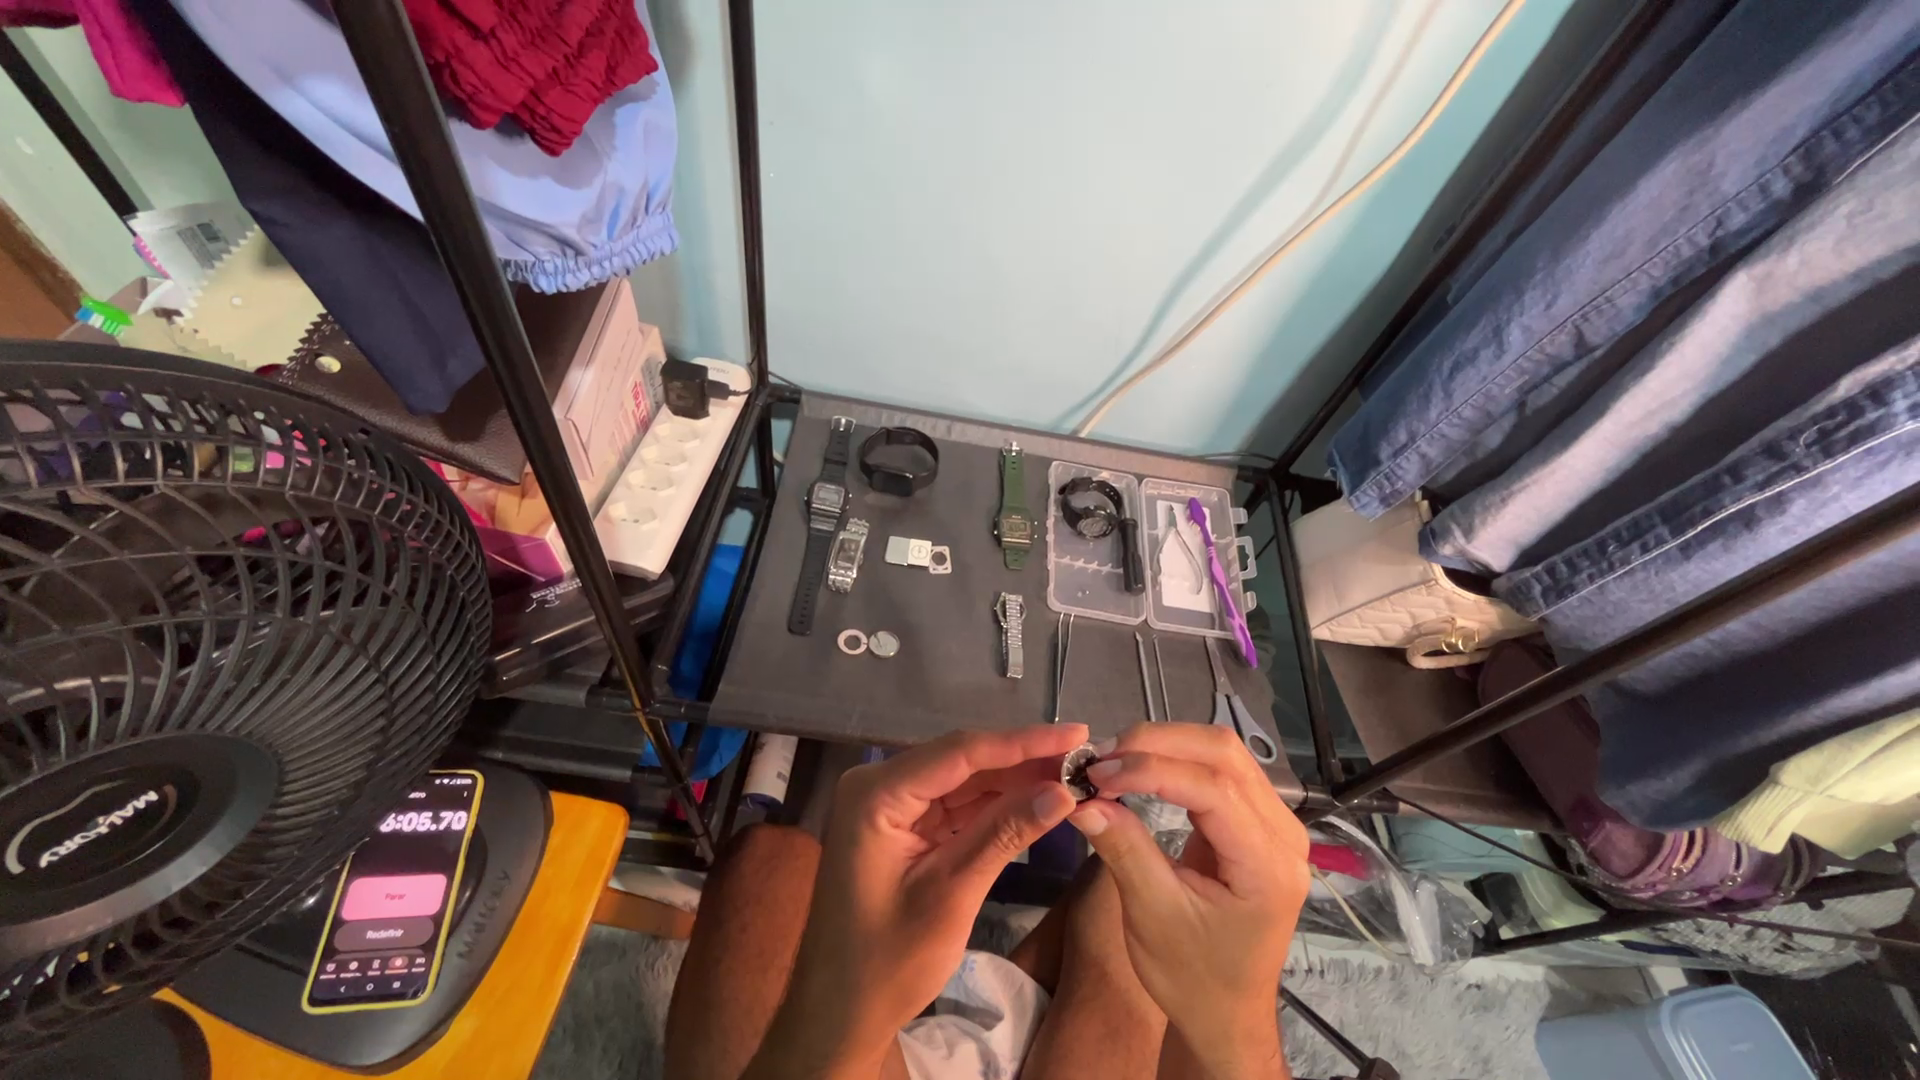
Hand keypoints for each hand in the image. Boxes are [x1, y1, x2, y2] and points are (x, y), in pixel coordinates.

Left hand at [746, 724, 1087, 1077]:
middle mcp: (880, 785)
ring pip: (965, 780)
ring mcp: (892, 805)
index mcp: (877, 794)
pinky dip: (997, 805)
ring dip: (1016, 780)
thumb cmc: (887, 961)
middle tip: (1084, 756)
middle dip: (1024, 759)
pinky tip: (1038, 798)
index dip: (1023, 742)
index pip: (961, 753)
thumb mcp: (951, 894)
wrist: (840, 1011)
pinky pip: (957, 804)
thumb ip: (1004, 834)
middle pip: (964, 760)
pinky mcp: (905, 826)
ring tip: (1072, 773)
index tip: (1076, 734)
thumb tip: (1063, 792)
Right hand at [1065, 723, 1308, 1076]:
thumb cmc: (1192, 975)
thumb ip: (1123, 848)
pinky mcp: (1254, 819)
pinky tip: (1136, 766)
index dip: (1151, 770)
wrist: (1224, 1011)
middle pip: (1223, 754)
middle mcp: (1284, 833)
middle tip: (1098, 759)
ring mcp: (1274, 822)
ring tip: (1112, 759)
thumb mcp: (1152, 915)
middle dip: (1156, 743)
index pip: (1214, 789)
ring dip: (1162, 744)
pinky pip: (1216, 768)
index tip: (1097, 774)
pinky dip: (1172, 758)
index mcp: (1268, 865)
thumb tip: (1080, 798)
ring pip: (1221, 751)